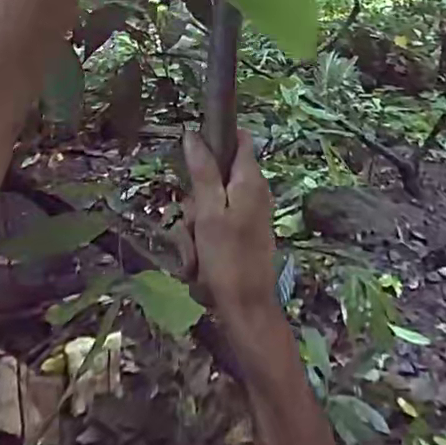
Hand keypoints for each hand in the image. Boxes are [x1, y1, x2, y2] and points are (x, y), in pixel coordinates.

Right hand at [177, 130, 279, 326]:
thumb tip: (193, 134)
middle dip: (195, 200)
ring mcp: (247, 214)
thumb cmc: (228, 257)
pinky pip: (213, 226)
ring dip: (194, 229)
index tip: (194, 156)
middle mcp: (252, 191)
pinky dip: (202, 243)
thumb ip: (202, 171)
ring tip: (197, 254)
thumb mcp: (208, 211)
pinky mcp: (241, 234)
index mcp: (249, 179)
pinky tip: (200, 266)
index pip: (238, 138)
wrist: (246, 310)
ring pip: (208, 205)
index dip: (216, 139)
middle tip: (194, 223)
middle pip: (214, 176)